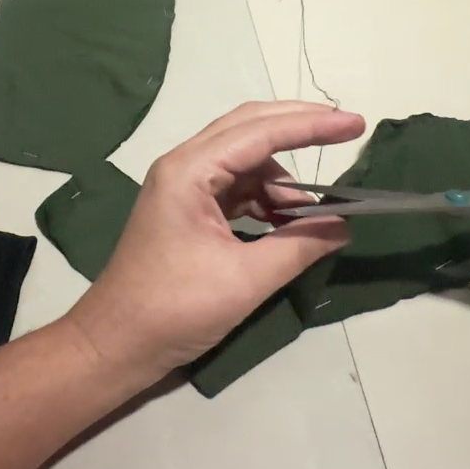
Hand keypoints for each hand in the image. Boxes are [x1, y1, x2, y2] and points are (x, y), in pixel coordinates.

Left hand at [63, 101, 364, 379]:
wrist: (115, 345)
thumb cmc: (174, 309)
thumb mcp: (245, 280)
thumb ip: (298, 247)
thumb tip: (345, 225)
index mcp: (190, 170)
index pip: (260, 132)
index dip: (312, 125)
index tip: (355, 123)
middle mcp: (185, 164)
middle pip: (250, 127)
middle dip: (299, 126)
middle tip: (346, 128)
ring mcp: (184, 185)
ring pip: (245, 158)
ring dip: (283, 178)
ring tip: (314, 213)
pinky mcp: (188, 207)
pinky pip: (236, 185)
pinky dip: (266, 198)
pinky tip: (287, 222)